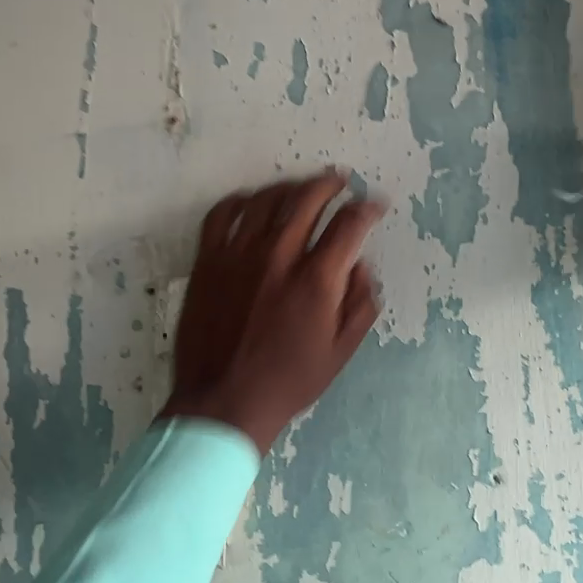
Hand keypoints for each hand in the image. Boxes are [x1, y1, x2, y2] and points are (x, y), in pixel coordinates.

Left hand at [161, 169, 384, 453]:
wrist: (224, 401)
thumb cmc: (288, 381)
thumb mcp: (340, 351)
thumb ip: (360, 304)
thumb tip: (361, 265)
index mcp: (316, 280)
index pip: (349, 225)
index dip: (368, 208)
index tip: (375, 204)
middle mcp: (278, 256)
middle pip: (307, 198)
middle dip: (330, 184)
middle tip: (340, 180)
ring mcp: (238, 255)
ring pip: (267, 200)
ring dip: (290, 187)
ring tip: (301, 188)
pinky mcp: (208, 261)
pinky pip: (223, 215)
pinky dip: (241, 201)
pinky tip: (252, 202)